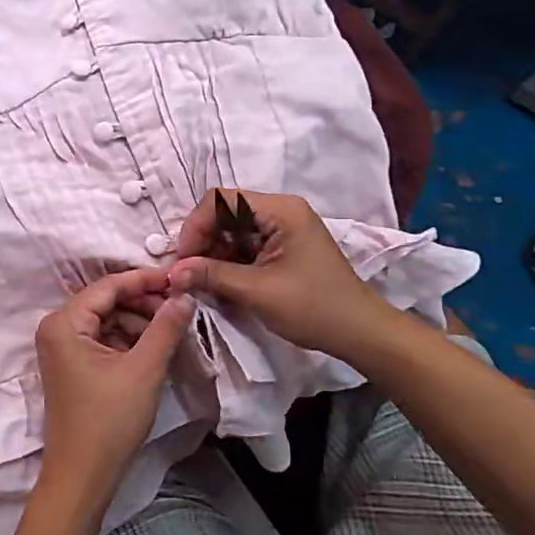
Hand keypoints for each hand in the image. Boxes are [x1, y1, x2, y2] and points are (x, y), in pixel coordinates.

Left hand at [35, 269, 191, 496]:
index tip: (177, 278)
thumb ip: (164, 328)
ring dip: (137, 322)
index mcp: (64, 322)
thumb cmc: (109, 420)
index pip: (107, 286)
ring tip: (171, 330)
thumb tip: (184, 297)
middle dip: (142, 303)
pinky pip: (101, 340)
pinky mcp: (71, 366)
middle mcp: (56, 328)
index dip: (144, 280)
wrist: (82, 475)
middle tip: (179, 308)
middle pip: (105, 301)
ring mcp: (61, 348)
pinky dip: (127, 340)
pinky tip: (153, 347)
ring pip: (105, 320)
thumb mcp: (144, 370)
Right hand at [167, 189, 394, 358]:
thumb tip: (172, 272)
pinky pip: (243, 245)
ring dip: (212, 254)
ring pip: (230, 231)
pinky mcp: (281, 247)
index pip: (220, 200)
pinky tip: (219, 284)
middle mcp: (280, 211)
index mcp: (280, 210)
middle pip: (224, 213)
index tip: (184, 258)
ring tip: (201, 282)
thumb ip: (211, 275)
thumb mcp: (257, 291)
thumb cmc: (314, 307)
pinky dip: (227, 262)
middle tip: (187, 273)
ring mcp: (282, 229)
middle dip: (202, 241)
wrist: (361, 334)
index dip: (195, 225)